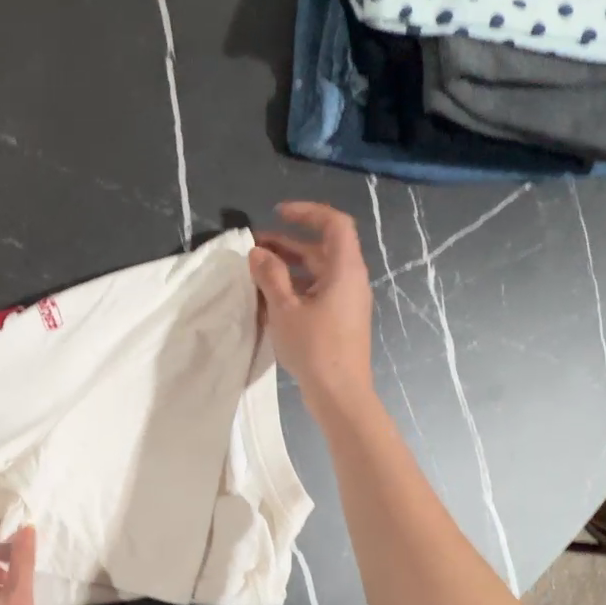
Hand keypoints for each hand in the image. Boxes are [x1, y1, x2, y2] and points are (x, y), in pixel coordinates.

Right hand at [250, 202, 376, 416]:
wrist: (339, 392)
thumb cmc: (315, 347)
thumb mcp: (285, 309)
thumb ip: (270, 277)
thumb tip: (257, 253)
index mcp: (344, 269)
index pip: (334, 224)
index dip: (307, 212)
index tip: (278, 213)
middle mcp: (350, 279)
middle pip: (323, 248)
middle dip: (289, 242)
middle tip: (255, 246)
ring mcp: (346, 301)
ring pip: (318, 271)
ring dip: (289, 265)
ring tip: (257, 270)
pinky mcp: (339, 319)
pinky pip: (317, 291)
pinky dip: (295, 285)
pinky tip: (271, 297)